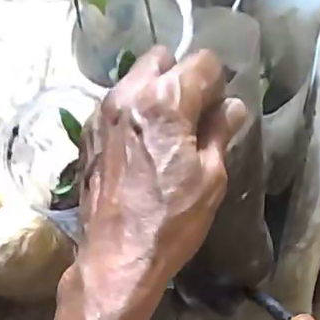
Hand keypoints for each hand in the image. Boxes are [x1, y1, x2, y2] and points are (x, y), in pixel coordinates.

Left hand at [65, 47, 248, 319]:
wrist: (118, 259)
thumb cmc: (169, 224)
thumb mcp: (210, 181)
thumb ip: (220, 134)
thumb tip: (232, 108)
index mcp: (164, 100)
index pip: (204, 62)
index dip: (217, 86)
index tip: (218, 115)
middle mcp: (128, 94)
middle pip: (163, 60)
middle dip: (181, 81)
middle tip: (191, 121)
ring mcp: (102, 114)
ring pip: (134, 81)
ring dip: (154, 97)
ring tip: (164, 139)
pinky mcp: (87, 137)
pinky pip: (115, 109)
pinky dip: (131, 118)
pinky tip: (140, 152)